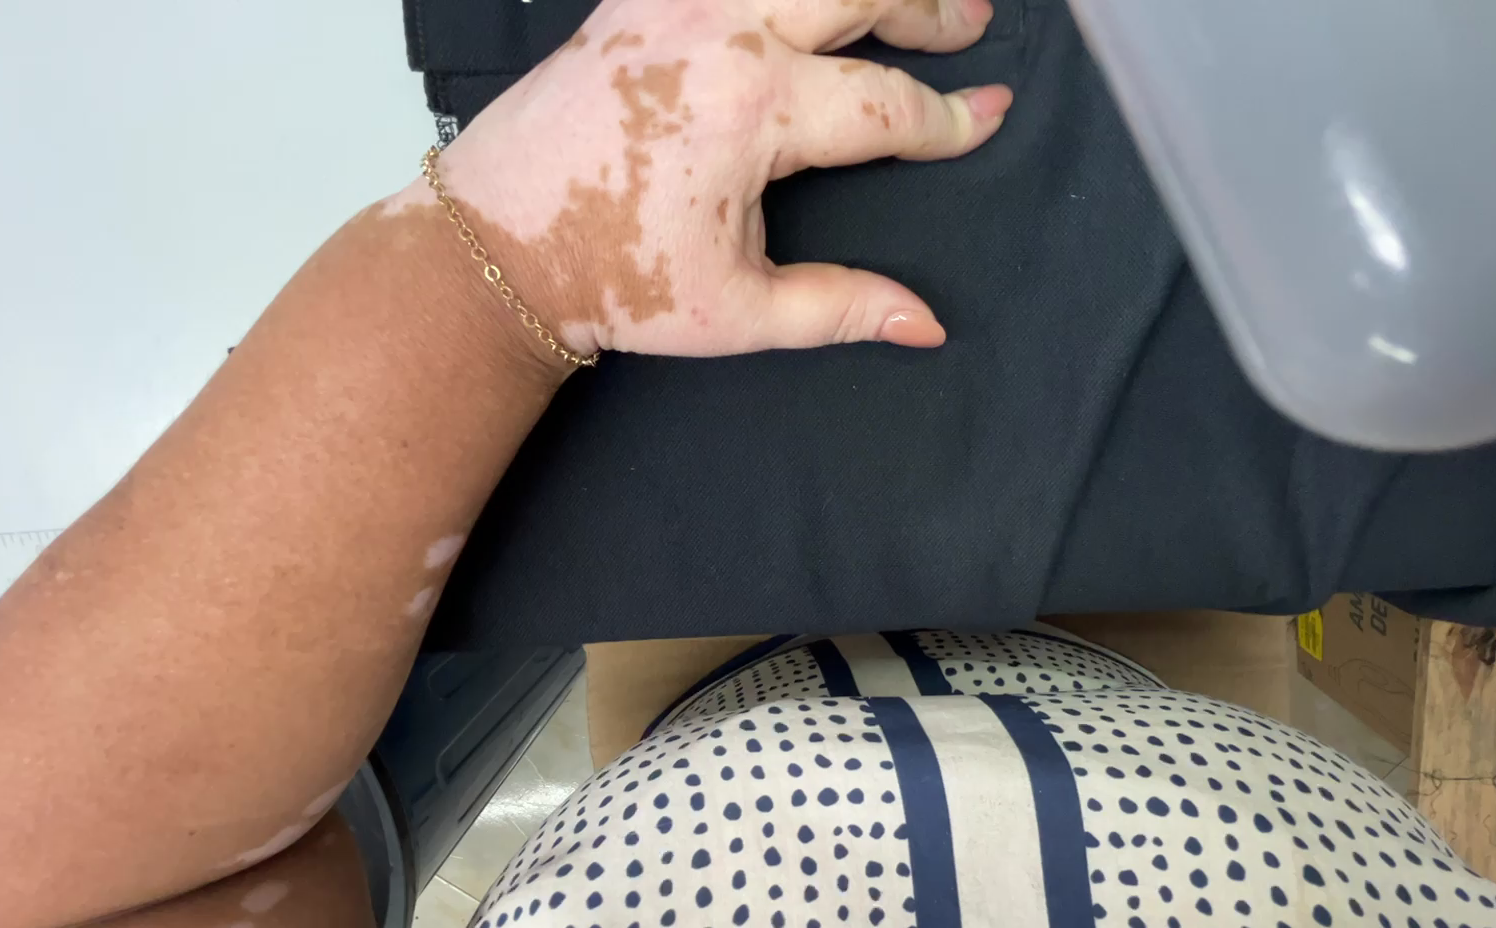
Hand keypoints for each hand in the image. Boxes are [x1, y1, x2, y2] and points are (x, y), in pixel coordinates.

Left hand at [388, 0, 1013, 357]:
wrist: (504, 246)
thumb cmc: (622, 284)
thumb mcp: (744, 313)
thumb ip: (844, 309)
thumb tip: (926, 325)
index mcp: (751, 110)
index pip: (881, 103)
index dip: (945, 118)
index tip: (991, 117)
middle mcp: (718, 29)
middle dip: (929, 4)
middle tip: (974, 23)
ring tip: (910, 1)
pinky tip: (811, 3)